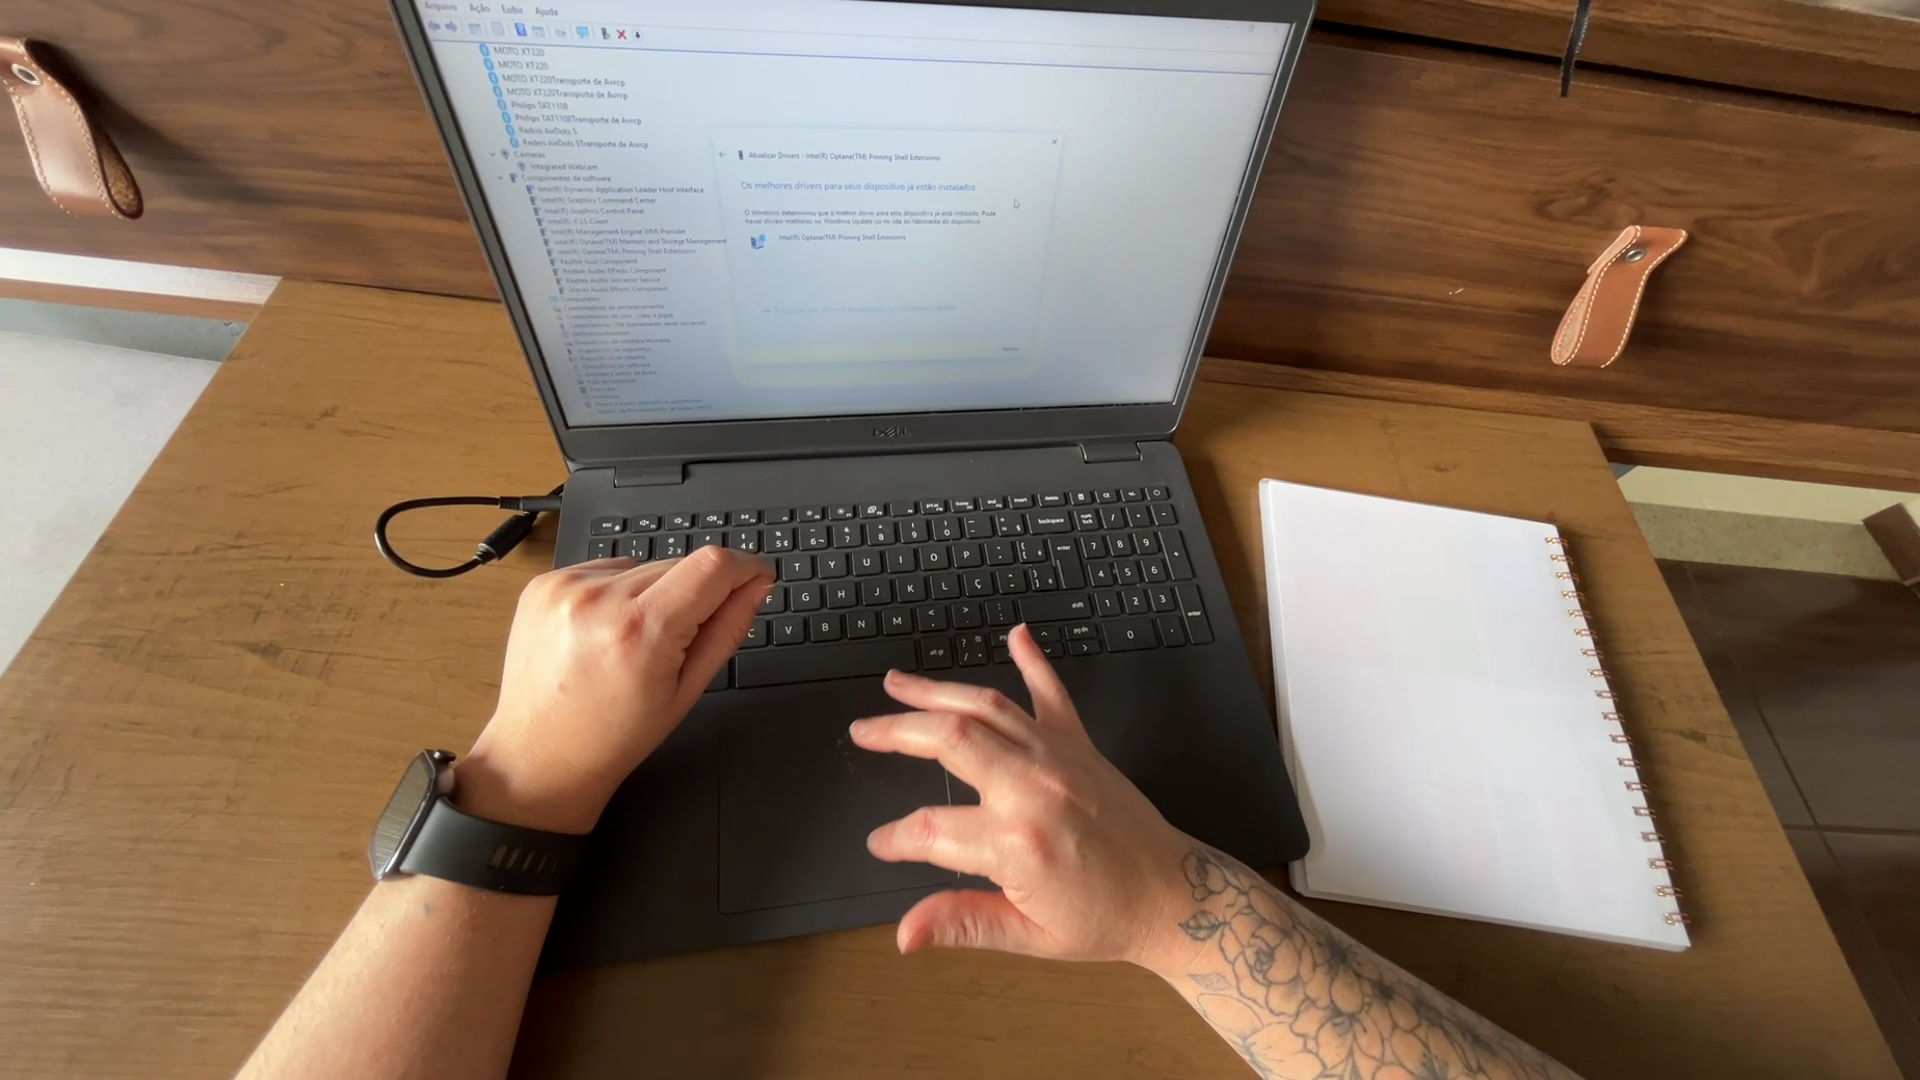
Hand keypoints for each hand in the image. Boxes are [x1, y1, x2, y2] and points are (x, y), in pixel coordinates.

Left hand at [459, 547, 773, 832]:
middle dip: (698, 592)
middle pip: (682, 564)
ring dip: (657, 592)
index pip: (713, 566)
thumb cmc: (614, 735)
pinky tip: (609, 631)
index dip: (746, 567)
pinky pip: (611, 569)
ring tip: (636, 640)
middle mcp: (600, 599)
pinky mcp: (546, 583)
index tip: (758, 576)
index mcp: (642, 631)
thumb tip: (757, 585)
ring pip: (647, 565)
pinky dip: (622, 591)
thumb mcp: (689, 688)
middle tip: (680, 640)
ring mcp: (567, 588)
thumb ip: (729, 628)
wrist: (537, 758)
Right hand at [852, 625, 1197, 973]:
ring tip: (898, 682)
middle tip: (864, 730)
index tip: (881, 842)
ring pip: (986, 707)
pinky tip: (1018, 636)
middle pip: (950, 739)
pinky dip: (1033, 661)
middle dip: (897, 731)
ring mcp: (1057, 756)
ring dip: (937, 691)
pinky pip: (1052, 692)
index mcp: (1017, 842)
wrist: (1174, 896)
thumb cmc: (1105, 919)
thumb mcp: (1029, 937)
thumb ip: (961, 924)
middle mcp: (1033, 786)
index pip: (932, 831)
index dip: (897, 838)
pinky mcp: (1079, 743)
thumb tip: (904, 933)